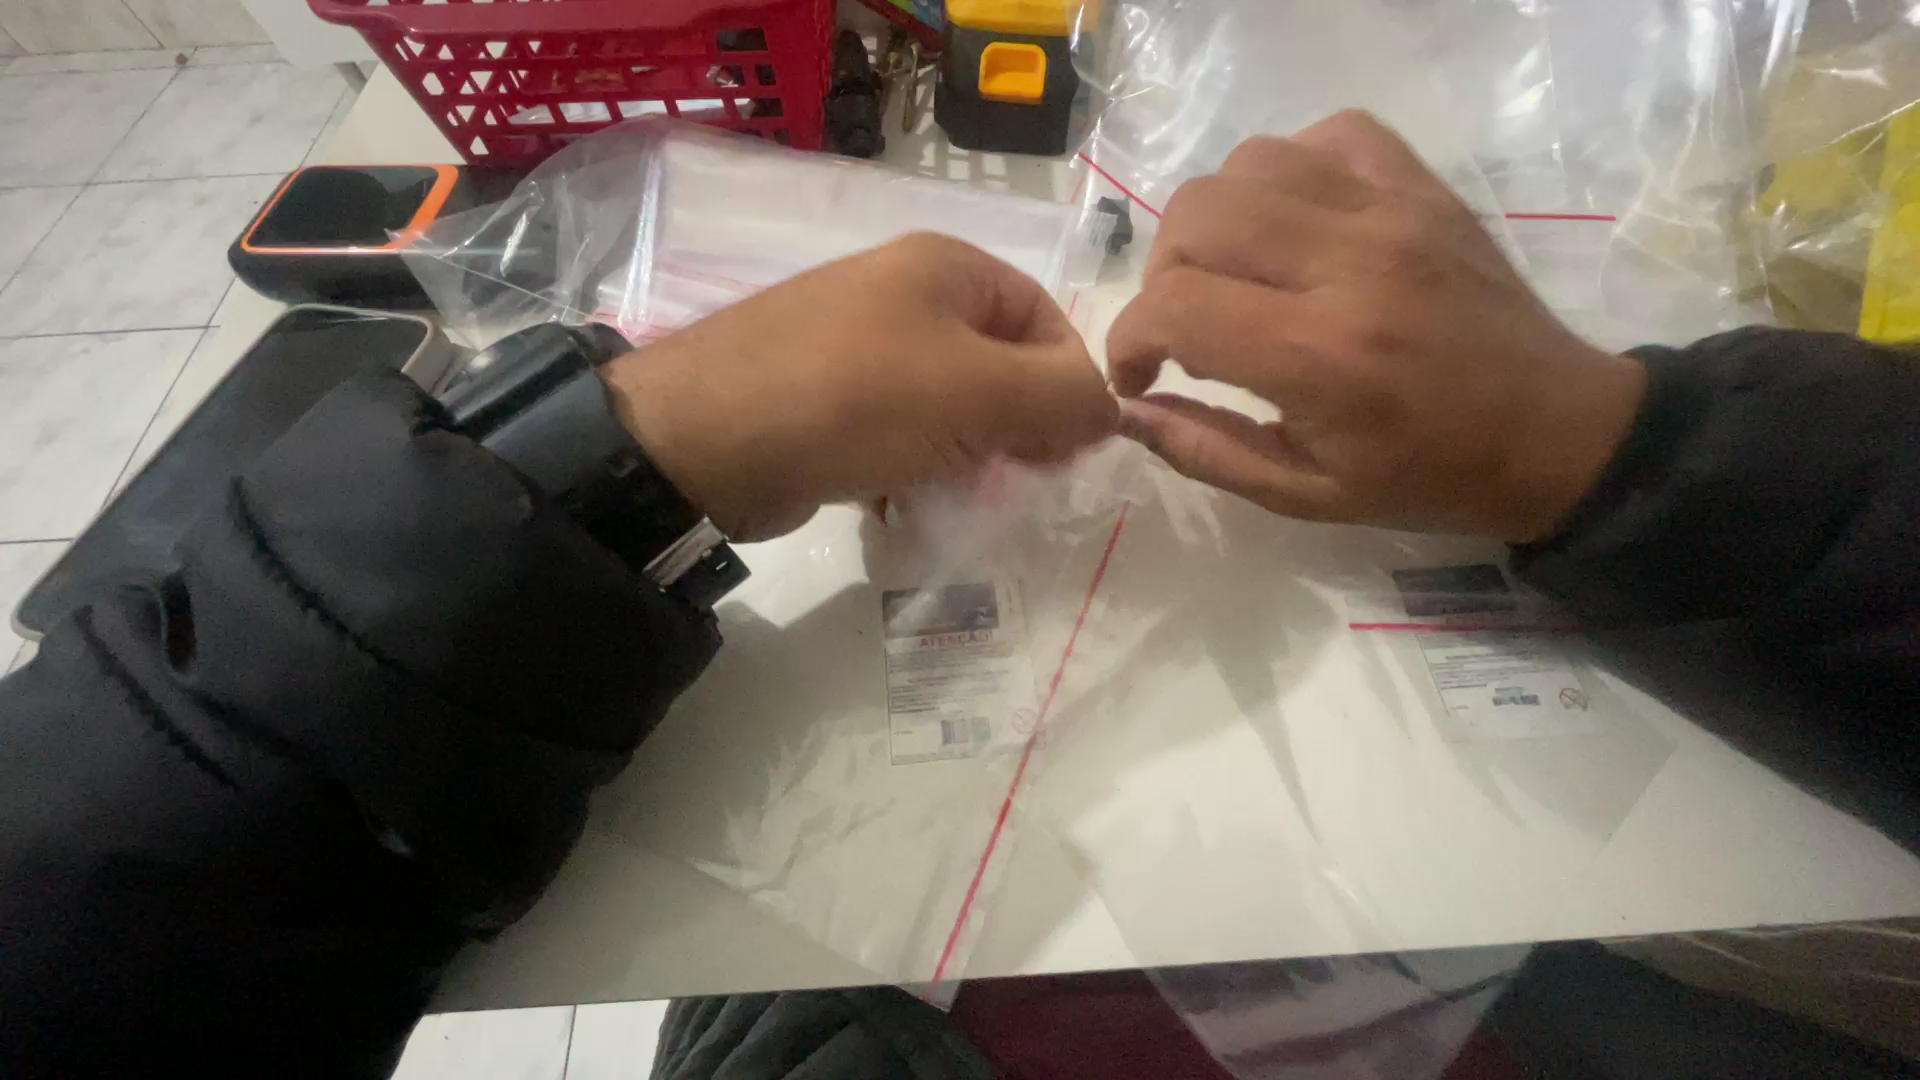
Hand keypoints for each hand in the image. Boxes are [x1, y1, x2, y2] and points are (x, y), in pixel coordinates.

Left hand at [603, 234, 1116, 539]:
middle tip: (1012, 480)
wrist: (707, 441)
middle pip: (995, 365)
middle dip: (1014, 428)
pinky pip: (895, 431)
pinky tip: (903, 500)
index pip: (1045, 320)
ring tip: (955, 495)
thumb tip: (1107, 410)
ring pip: (946, 405)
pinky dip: (912, 467)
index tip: (1066, 454)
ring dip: (965, 455)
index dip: (1069, 387)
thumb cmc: (860, 400)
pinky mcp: (822, 400)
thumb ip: (1063, 398)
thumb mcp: (981, 394)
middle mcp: (900, 295)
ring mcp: (854, 348)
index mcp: (945, 269)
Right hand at [1107, 111, 1646, 541]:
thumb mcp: (1299, 493)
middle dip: (1161, 277)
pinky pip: (1322, 137)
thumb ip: (1200, 450)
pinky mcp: (1422, 185)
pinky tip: (1287, 231)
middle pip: (1196, 216)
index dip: (1128, 340)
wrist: (1552, 432)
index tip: (1138, 376)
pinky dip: (1281, 178)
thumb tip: (1126, 411)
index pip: (1174, 306)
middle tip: (1182, 326)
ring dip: (1211, 225)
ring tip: (1229, 277)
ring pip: (1247, 164)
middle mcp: (1351, 265)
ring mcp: (1393, 210)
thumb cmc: (1418, 476)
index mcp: (1318, 357)